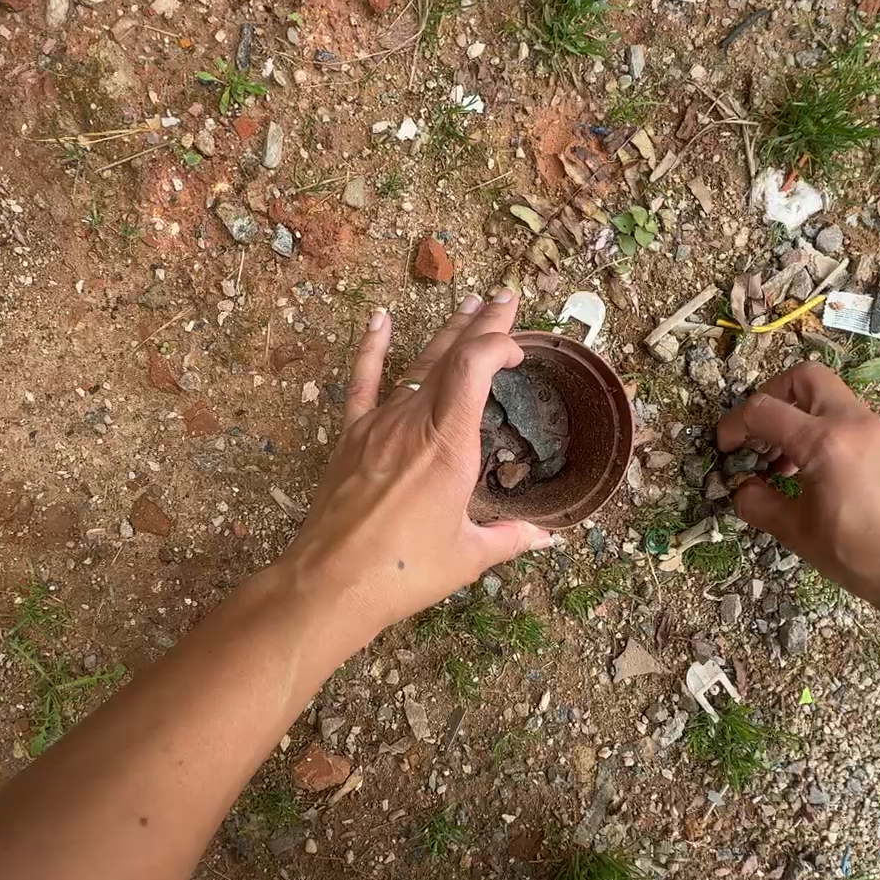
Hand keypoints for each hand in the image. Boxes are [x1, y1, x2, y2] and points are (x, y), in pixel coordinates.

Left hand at [278, 291, 554, 640]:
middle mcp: (416, 424)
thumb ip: (510, 538)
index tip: (517, 348)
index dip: (498, 343)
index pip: (475, 366)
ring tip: (468, 304)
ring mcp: (379, 425)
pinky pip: (361, 382)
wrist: (332, 581)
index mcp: (451, 446)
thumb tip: (547, 537)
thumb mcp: (468, 556)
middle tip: (504, 298)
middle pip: (451, 355)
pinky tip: (379, 319)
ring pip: (417, 364)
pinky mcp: (351, 437)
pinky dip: (371, 348)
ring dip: (445, 333)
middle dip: (482, 323)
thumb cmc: (405, 571)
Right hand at [715, 362, 879, 620]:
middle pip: (804, 378)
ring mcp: (879, 430)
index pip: (764, 410)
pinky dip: (820, 431)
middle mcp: (854, 422)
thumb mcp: (795, 532)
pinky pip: (847, 419)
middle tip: (756, 432)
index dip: (734, 424)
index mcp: (825, 441)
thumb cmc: (859, 554)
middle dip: (770, 396)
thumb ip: (757, 502)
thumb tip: (742, 487)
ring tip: (781, 463)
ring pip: (828, 397)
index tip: (724, 449)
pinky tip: (812, 473)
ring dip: (796, 416)